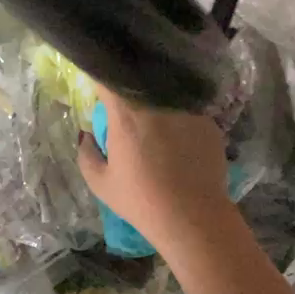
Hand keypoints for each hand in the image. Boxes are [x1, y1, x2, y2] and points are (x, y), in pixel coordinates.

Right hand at [76, 85, 235, 251]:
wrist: (192, 215)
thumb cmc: (141, 200)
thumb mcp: (101, 183)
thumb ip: (86, 154)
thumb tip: (86, 134)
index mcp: (125, 113)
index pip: (108, 78)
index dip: (103, 78)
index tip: (100, 87)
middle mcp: (156, 102)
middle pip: (139, 81)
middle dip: (129, 88)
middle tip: (126, 105)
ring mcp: (185, 108)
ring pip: (166, 93)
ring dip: (156, 101)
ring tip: (155, 120)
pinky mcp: (208, 120)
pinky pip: (187, 109)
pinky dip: (179, 116)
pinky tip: (180, 136)